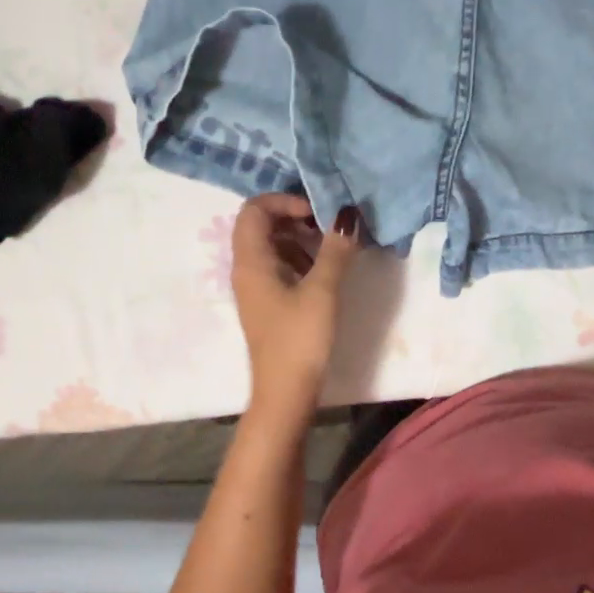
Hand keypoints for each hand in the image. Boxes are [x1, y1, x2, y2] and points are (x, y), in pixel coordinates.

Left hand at [229, 194, 361, 412]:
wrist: (285, 391)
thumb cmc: (300, 339)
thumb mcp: (322, 291)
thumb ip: (335, 250)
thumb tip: (347, 214)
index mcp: (251, 261)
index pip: (254, 209)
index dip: (285, 201)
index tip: (318, 213)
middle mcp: (246, 269)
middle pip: (261, 225)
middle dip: (296, 218)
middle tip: (329, 228)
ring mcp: (256, 287)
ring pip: (272, 246)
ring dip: (300, 239)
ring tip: (332, 250)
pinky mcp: (268, 303)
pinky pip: (279, 267)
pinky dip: (301, 260)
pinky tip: (325, 274)